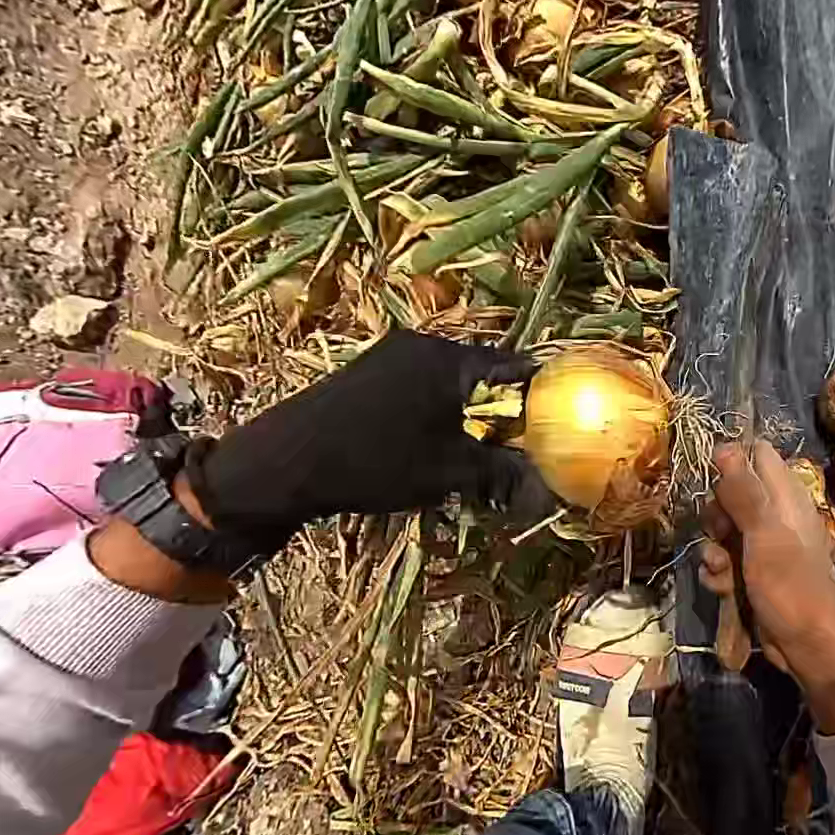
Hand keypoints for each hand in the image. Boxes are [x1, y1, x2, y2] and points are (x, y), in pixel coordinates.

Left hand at [184, 331, 552, 549]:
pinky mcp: (369, 368)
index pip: (514, 366)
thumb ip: (504, 473)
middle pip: (483, 371)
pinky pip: (422, 382)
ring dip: (469, 409)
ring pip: (451, 378)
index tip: (551, 421)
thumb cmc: (377, 461)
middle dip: (502, 406)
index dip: (537, 394)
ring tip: (474, 445)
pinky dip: (438, 406)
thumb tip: (550, 490)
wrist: (283, 462)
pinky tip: (432, 438)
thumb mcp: (451, 471)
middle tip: (514, 441)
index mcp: (450, 359)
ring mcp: (391, 352)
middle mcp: (423, 343)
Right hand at [699, 439, 834, 732]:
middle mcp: (774, 513)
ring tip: (724, 569)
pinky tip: (723, 588)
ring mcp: (763, 543)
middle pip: (730, 492)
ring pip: (722, 529)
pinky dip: (719, 572)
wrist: (809, 647)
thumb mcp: (766, 534)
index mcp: (785, 495)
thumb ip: (745, 490)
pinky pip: (723, 559)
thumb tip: (725, 446)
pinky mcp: (752, 571)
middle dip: (717, 513)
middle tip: (722, 532)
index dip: (732, 461)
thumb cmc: (793, 586)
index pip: (756, 453)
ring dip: (714, 549)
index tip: (715, 481)